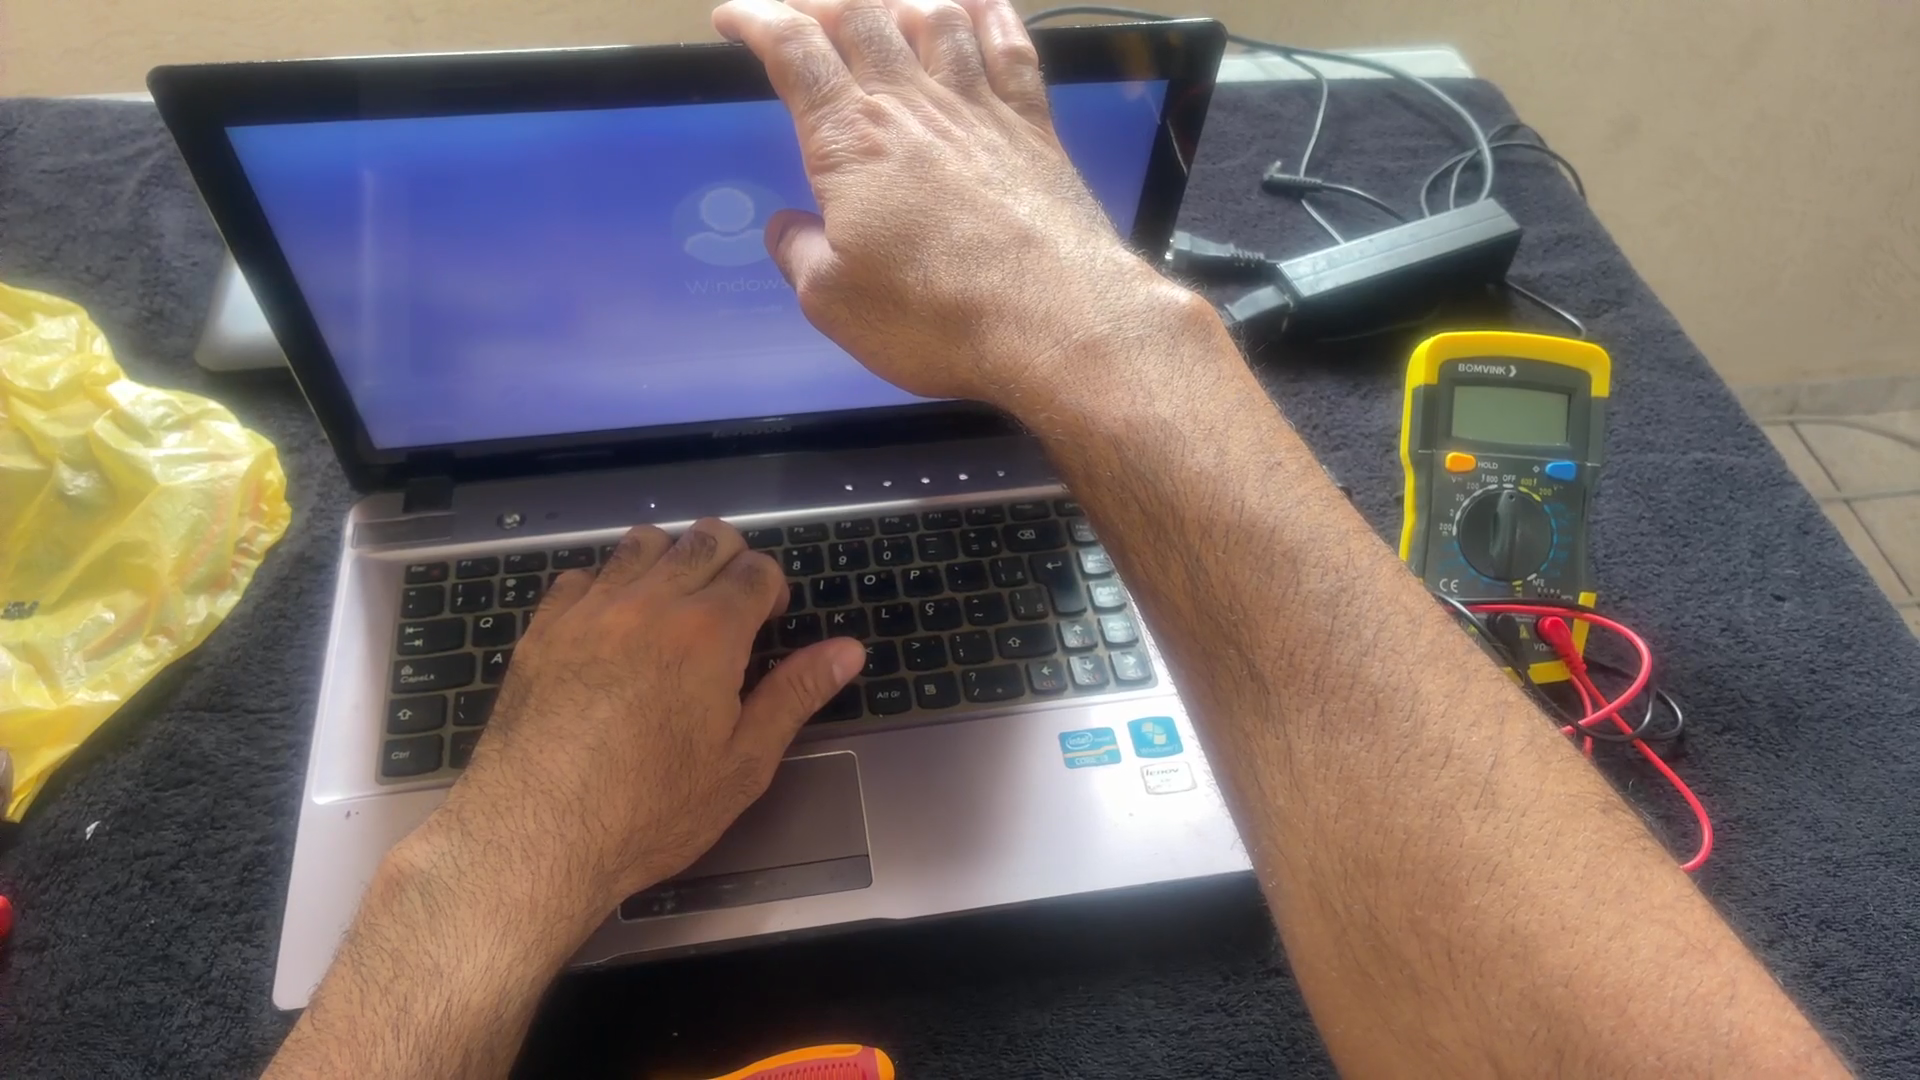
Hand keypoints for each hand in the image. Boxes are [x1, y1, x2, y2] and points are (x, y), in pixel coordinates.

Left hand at [427, 520, 865, 926]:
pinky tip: (613, 627)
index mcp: (710, 631)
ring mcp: (592, 610)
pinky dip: (610, 584)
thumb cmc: (652, 809)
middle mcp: (652, 602)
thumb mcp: (744, 762)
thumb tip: (849, 650)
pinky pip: (585, 575)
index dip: (773, 589)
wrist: (531, 843)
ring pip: (643, 542)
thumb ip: (797, 693)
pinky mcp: (544, 629)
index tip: (768, 623)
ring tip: (675, 608)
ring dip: (672, 559)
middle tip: (731, 609)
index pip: (757, 568)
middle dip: (732, 559)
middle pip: (705, 539)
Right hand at [712, 0, 1205, 409]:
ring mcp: (981, 109)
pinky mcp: (1035, 130)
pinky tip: (981, 8)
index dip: (757, 21)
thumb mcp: (836, 303)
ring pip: (937, 17)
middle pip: (862, 16)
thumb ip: (800, 256)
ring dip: (903, 0)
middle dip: (822, 2)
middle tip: (805, 12)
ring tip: (886, 6)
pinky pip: (1012, 48)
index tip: (733, 17)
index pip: (794, 51)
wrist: (1050, 321)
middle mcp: (915, 104)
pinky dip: (992, 16)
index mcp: (851, 139)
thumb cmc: (935, 316)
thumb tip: (787, 229)